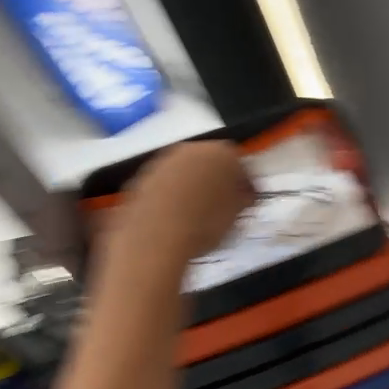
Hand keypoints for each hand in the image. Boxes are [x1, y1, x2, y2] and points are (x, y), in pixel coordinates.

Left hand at [111, 141, 252, 263]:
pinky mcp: (140, 178)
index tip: (249, 200)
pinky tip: (178, 219)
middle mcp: (190, 149)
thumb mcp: (238, 214)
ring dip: (195, 188)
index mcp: (221, 152)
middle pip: (211, 162)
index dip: (247, 183)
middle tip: (225, 205)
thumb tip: (245, 195)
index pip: (242, 163)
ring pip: (187, 172)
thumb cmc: (205, 225)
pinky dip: (173, 197)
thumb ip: (245, 198)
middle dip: (219, 180)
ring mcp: (162, 162)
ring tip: (200, 215)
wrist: (155, 239)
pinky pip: (165, 185)